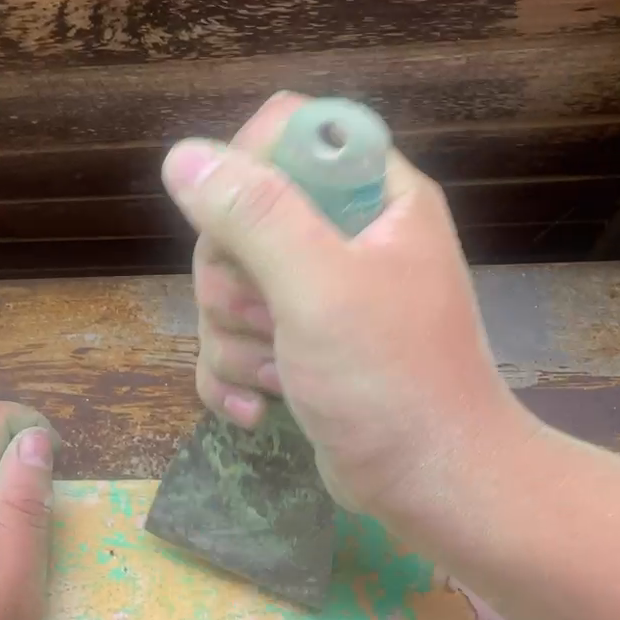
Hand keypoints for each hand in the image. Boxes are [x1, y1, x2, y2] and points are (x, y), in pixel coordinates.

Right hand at [160, 93, 535, 524]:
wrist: (435, 486)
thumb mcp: (321, 287)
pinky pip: (235, 340)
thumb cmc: (393, 381)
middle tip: (272, 322)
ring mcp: (321, 294)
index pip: (288, 133)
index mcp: (373, 197)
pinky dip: (236, 376)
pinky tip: (259, 408)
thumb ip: (256, 214)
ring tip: (282, 376)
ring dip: (238, 340)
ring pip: (229, 286)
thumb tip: (184, 154)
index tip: (241, 228)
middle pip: (241, 218)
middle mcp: (347, 236)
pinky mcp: (301, 347)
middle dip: (236, 283)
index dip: (249, 169)